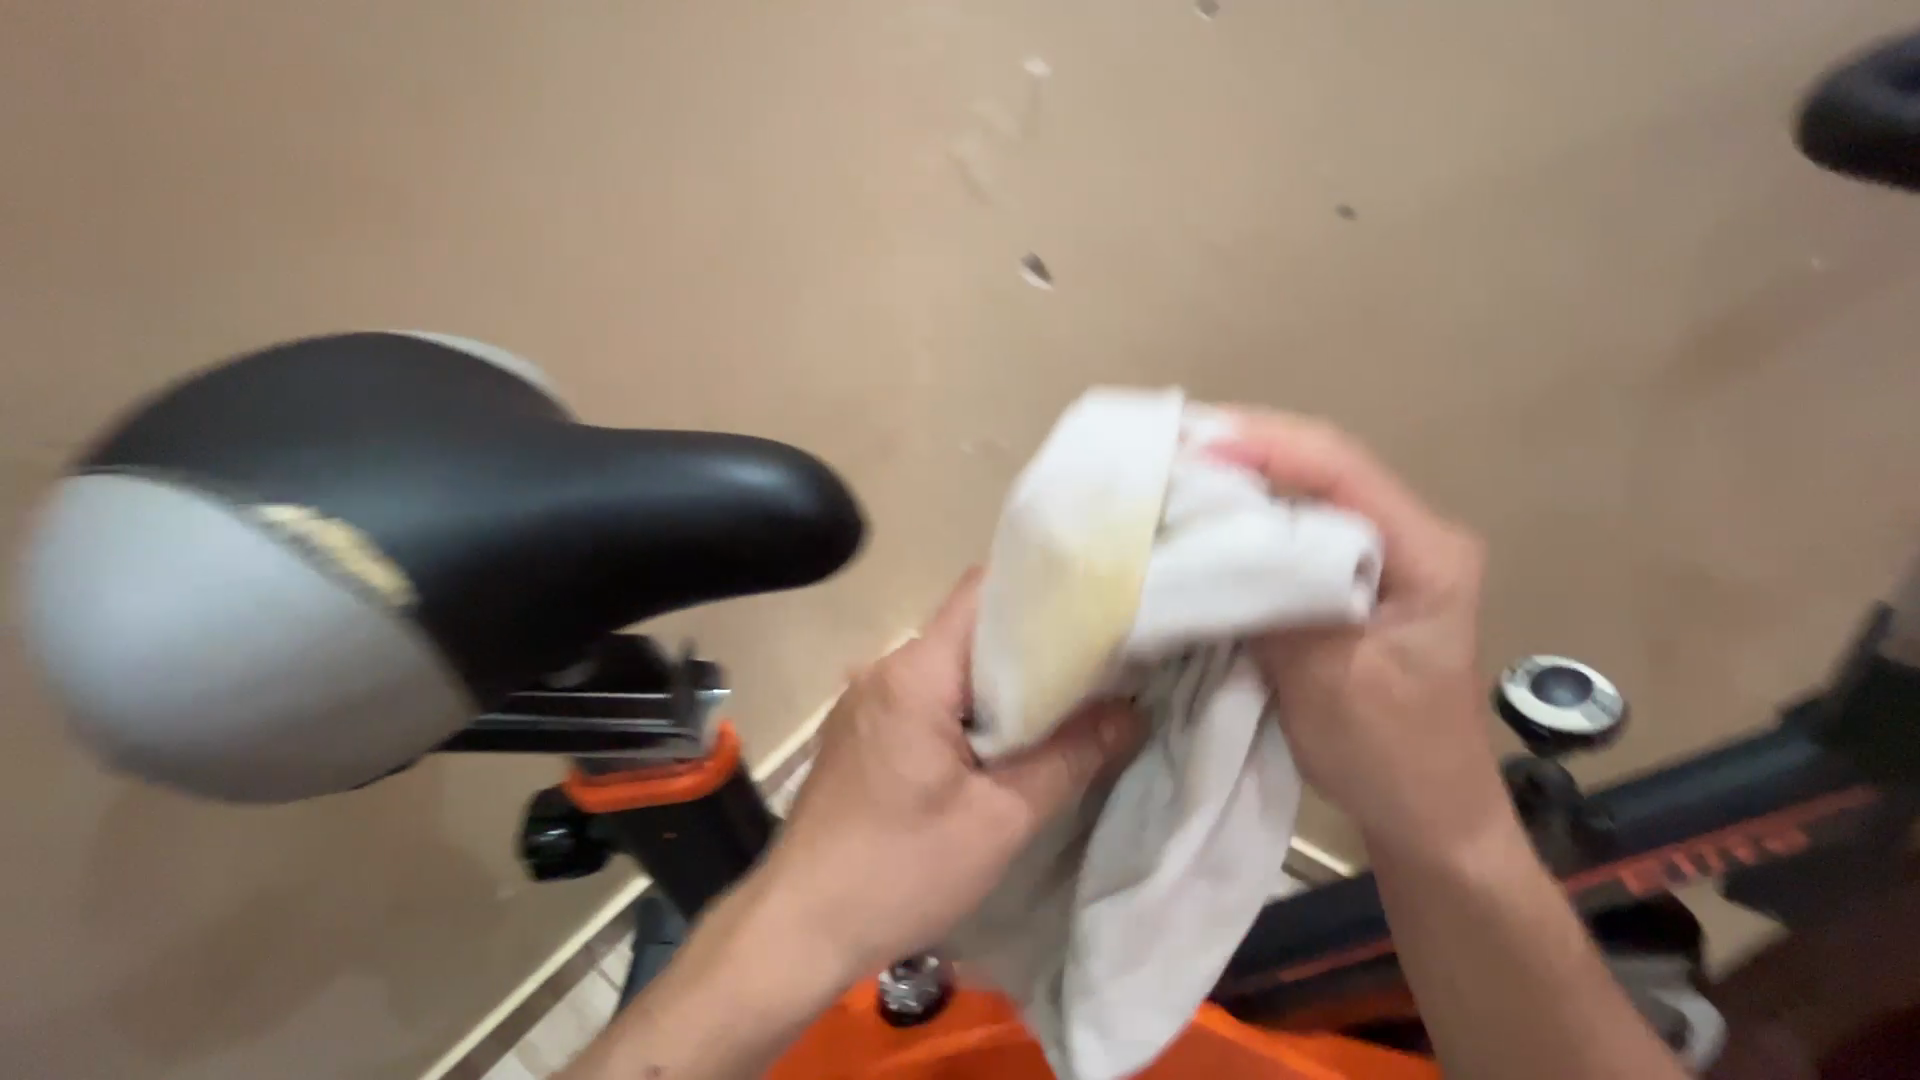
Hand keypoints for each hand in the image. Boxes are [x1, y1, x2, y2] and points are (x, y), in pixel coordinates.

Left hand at [757, 570, 1145, 978]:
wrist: (798, 928)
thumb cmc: (899, 871)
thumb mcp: (999, 821)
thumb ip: (1069, 758)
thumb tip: (1131, 712)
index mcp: (915, 674)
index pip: (981, 594)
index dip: (1040, 594)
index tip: (1092, 613)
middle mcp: (884, 670)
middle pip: (968, 631)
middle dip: (1031, 647)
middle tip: (1094, 668)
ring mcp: (865, 700)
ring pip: (948, 667)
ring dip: (999, 685)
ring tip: (1060, 706)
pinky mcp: (860, 731)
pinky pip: (923, 697)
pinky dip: (965, 709)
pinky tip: (998, 744)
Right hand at [1212, 412, 1511, 860]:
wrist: (1426, 816)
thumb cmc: (1390, 754)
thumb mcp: (1329, 678)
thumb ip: (1274, 602)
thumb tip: (1203, 545)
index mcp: (1427, 551)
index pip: (1341, 469)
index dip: (1264, 447)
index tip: (1192, 449)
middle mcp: (1408, 535)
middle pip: (1320, 466)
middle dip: (1243, 449)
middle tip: (1166, 447)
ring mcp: (1378, 555)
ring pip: (1301, 494)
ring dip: (1238, 479)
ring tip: (1172, 470)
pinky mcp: (1346, 579)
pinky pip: (1290, 531)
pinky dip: (1242, 520)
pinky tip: (1199, 518)